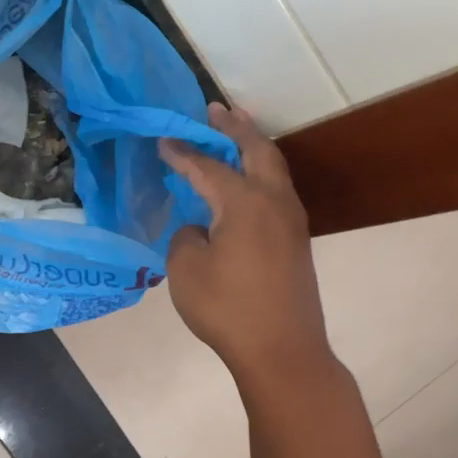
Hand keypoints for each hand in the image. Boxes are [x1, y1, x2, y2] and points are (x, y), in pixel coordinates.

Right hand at [159, 103, 332, 386]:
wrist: (280, 347)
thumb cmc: (226, 307)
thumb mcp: (186, 270)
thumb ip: (187, 237)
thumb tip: (200, 228)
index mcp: (244, 203)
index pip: (209, 168)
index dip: (184, 154)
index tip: (164, 140)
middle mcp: (274, 202)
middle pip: (257, 151)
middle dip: (235, 128)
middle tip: (215, 109)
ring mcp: (290, 221)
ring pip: (273, 168)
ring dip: (252, 147)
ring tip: (233, 134)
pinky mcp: (294, 241)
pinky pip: (276, 190)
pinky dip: (258, 173)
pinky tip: (244, 181)